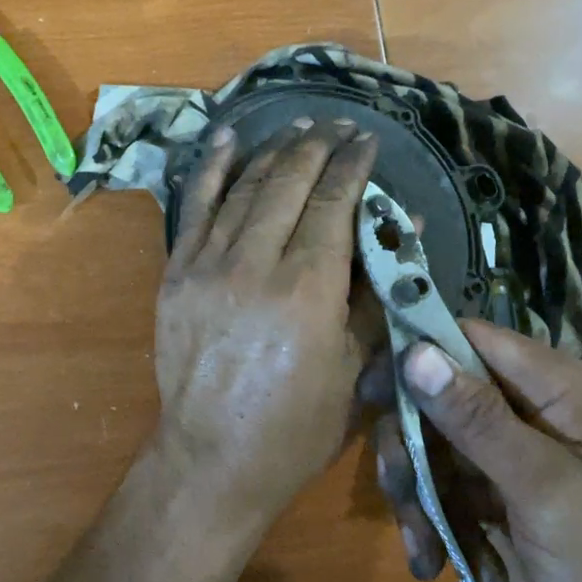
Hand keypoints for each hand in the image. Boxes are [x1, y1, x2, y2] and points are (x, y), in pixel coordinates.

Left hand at [150, 117, 378, 521]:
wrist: (214, 455)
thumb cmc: (297, 425)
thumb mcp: (355, 367)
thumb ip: (377, 291)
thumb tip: (405, 225)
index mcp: (306, 290)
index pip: (333, 204)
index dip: (352, 166)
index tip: (367, 141)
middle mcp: (255, 263)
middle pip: (289, 184)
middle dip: (318, 147)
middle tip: (338, 126)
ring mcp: (208, 263)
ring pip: (244, 187)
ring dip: (274, 151)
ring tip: (299, 128)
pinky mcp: (177, 270)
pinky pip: (195, 206)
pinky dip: (212, 168)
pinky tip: (227, 138)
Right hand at [363, 320, 581, 581]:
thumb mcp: (548, 491)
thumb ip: (479, 421)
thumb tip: (415, 350)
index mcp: (565, 391)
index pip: (474, 340)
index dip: (418, 352)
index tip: (371, 387)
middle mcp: (538, 413)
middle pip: (445, 396)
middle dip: (413, 442)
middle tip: (398, 484)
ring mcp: (517, 458)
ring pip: (437, 446)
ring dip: (420, 491)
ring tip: (423, 540)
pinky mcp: (501, 500)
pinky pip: (447, 489)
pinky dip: (435, 522)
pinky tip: (436, 560)